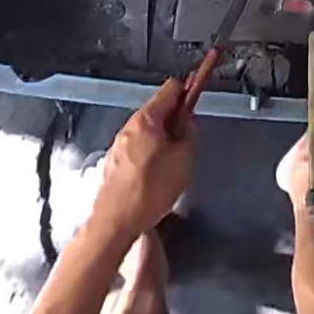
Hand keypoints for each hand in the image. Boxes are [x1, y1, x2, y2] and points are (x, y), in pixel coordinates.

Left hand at [95, 79, 195, 232]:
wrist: (113, 226)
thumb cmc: (148, 191)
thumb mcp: (184, 157)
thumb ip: (189, 132)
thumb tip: (188, 120)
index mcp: (147, 119)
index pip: (172, 87)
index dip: (190, 89)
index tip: (201, 92)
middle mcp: (130, 127)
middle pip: (160, 110)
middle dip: (177, 120)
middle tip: (189, 140)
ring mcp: (119, 146)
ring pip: (150, 131)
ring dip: (165, 139)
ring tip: (174, 164)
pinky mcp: (114, 164)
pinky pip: (139, 148)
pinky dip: (152, 154)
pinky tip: (157, 178)